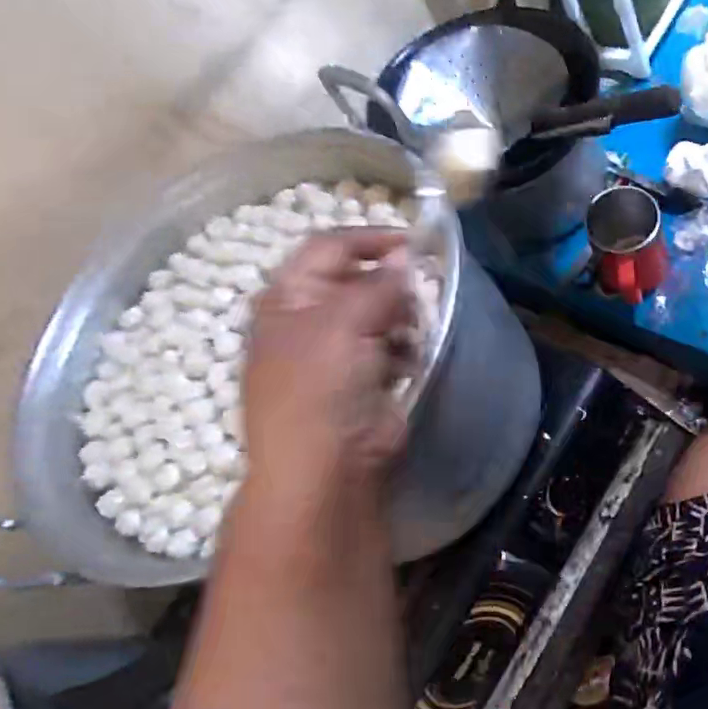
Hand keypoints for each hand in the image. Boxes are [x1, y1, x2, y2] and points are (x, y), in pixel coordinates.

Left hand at [242, 230, 416, 494]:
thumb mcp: (342, 322)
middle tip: (420, 292)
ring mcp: (335, 355)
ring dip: (401, 319)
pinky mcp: (362, 383)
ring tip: (415, 331)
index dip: (369, 240)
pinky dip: (404, 350)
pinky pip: (388, 351)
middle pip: (356, 282)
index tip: (414, 243)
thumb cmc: (320, 386)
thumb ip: (378, 284)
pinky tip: (412, 358)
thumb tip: (406, 257)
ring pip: (377, 317)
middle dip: (390, 284)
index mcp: (287, 297)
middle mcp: (308, 321)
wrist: (324, 468)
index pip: (328, 248)